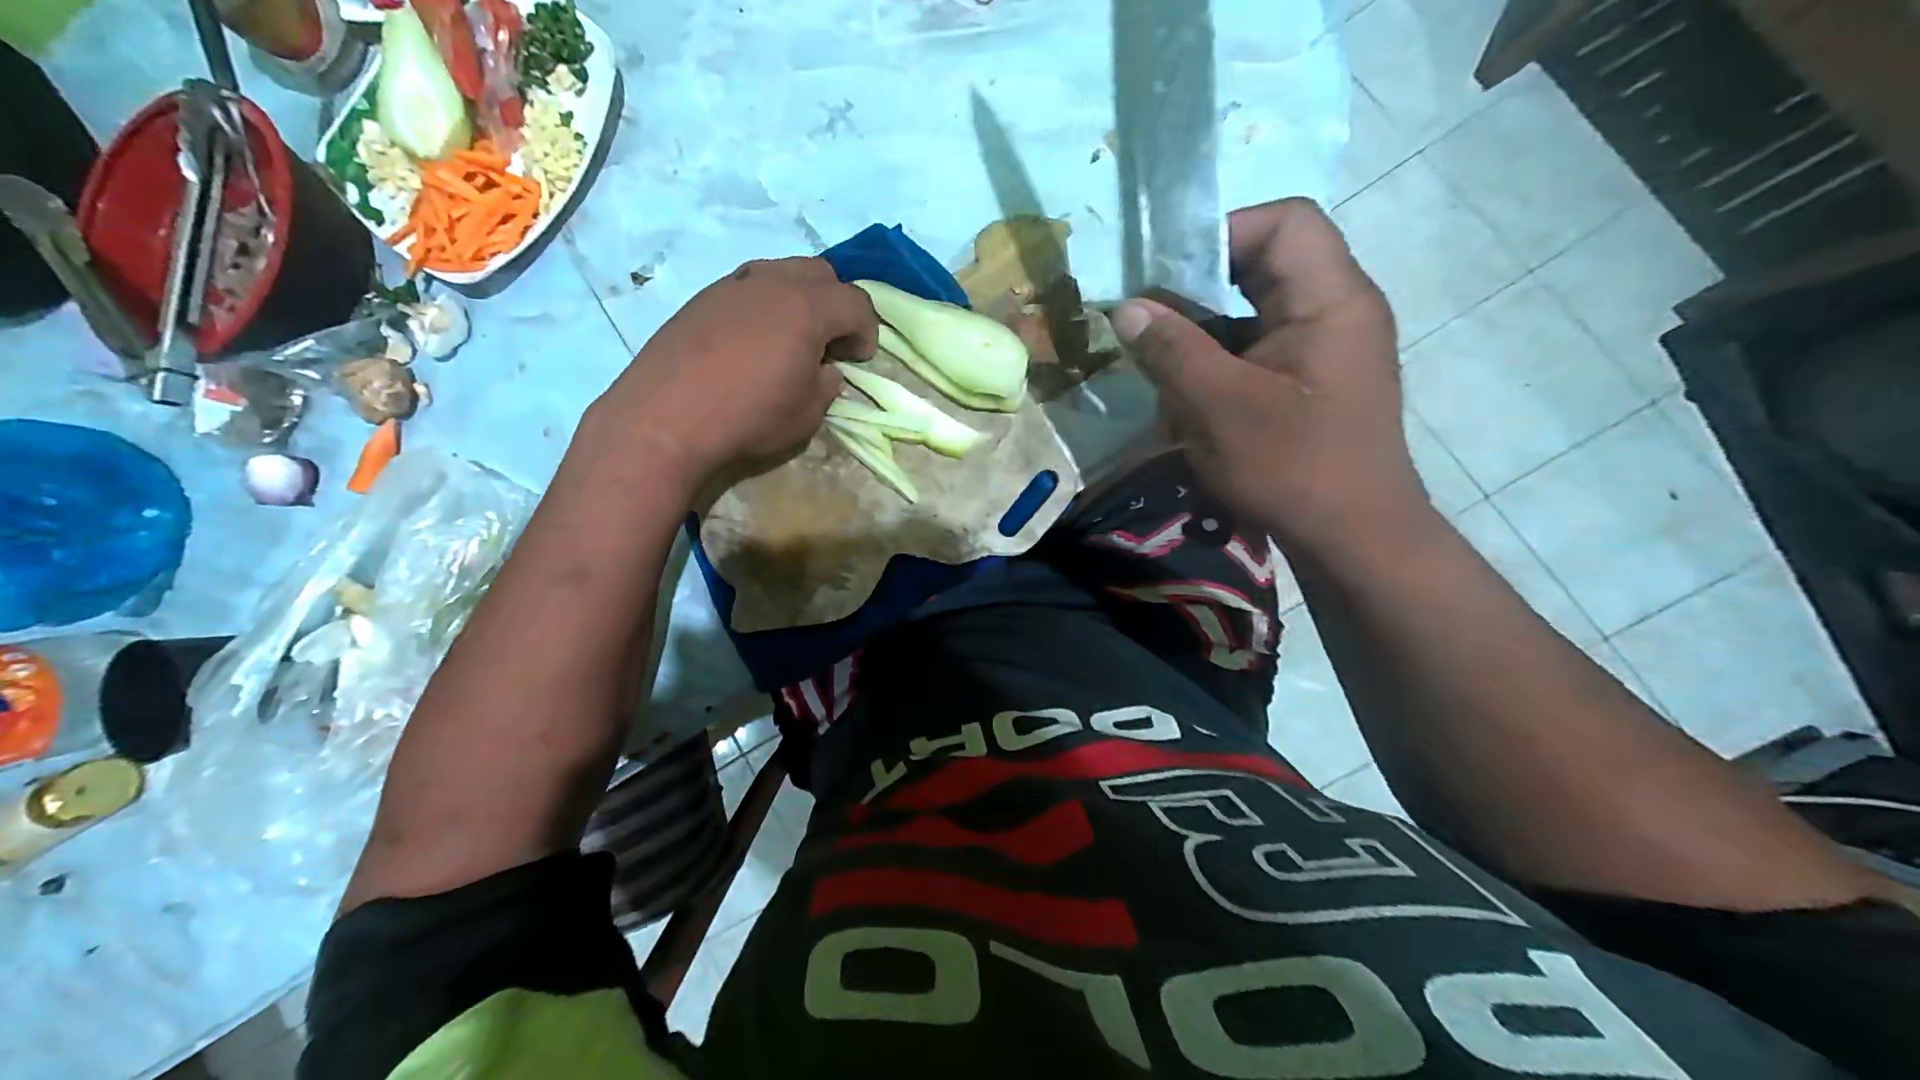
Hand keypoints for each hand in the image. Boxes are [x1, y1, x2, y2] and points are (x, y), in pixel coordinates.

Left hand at [587, 257, 878, 495]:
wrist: (665, 419)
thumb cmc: (749, 417)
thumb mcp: (808, 413)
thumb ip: (826, 383)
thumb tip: (823, 369)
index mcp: (807, 307)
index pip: (856, 302)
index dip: (867, 331)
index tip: (860, 360)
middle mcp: (772, 282)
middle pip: (820, 274)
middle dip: (836, 304)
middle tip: (831, 342)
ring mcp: (732, 285)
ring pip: (781, 273)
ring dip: (798, 299)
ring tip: (792, 338)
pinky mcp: (702, 299)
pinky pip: (747, 287)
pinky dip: (764, 306)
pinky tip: (753, 342)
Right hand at [1112, 199, 1428, 555]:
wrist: (1353, 540)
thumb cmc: (1292, 468)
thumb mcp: (1218, 407)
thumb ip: (1170, 350)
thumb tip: (1126, 307)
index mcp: (1331, 299)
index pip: (1284, 222)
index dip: (1222, 232)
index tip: (1166, 274)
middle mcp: (1336, 310)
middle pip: (1265, 265)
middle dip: (1200, 290)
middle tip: (1150, 320)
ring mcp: (1324, 348)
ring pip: (1254, 311)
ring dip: (1203, 332)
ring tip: (1162, 364)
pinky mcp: (1310, 382)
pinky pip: (1258, 350)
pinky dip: (1219, 364)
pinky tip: (1187, 397)